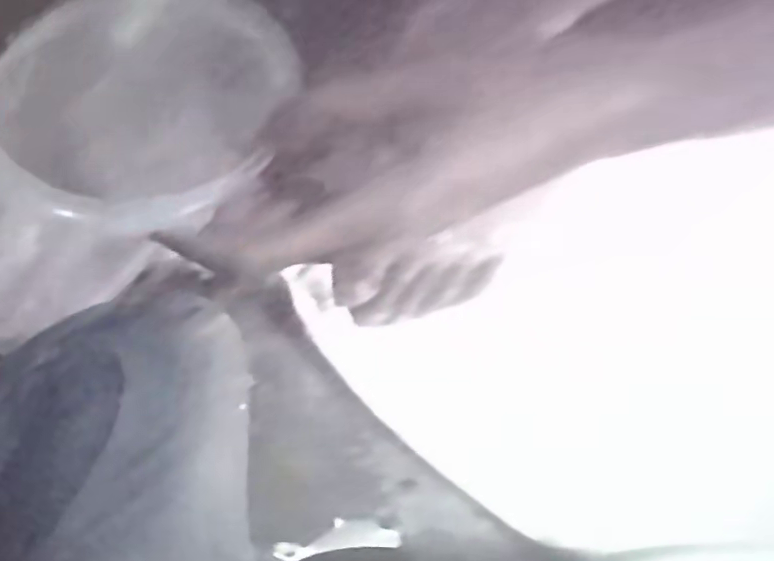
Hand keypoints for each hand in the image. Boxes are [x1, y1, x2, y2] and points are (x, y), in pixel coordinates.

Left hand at [202, 46, 653, 272]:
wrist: (609, 110)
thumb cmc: (520, 98)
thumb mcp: (421, 91)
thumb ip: (335, 112)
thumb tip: (266, 130)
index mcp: (360, 223)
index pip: (254, 256)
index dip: (203, 249)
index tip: (164, 228)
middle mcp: (356, 245)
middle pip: (263, 252)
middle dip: (222, 228)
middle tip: (187, 194)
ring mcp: (372, 240)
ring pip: (289, 237)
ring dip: (254, 214)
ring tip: (226, 176)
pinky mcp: (387, 224)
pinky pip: (319, 223)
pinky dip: (290, 203)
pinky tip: (280, 168)